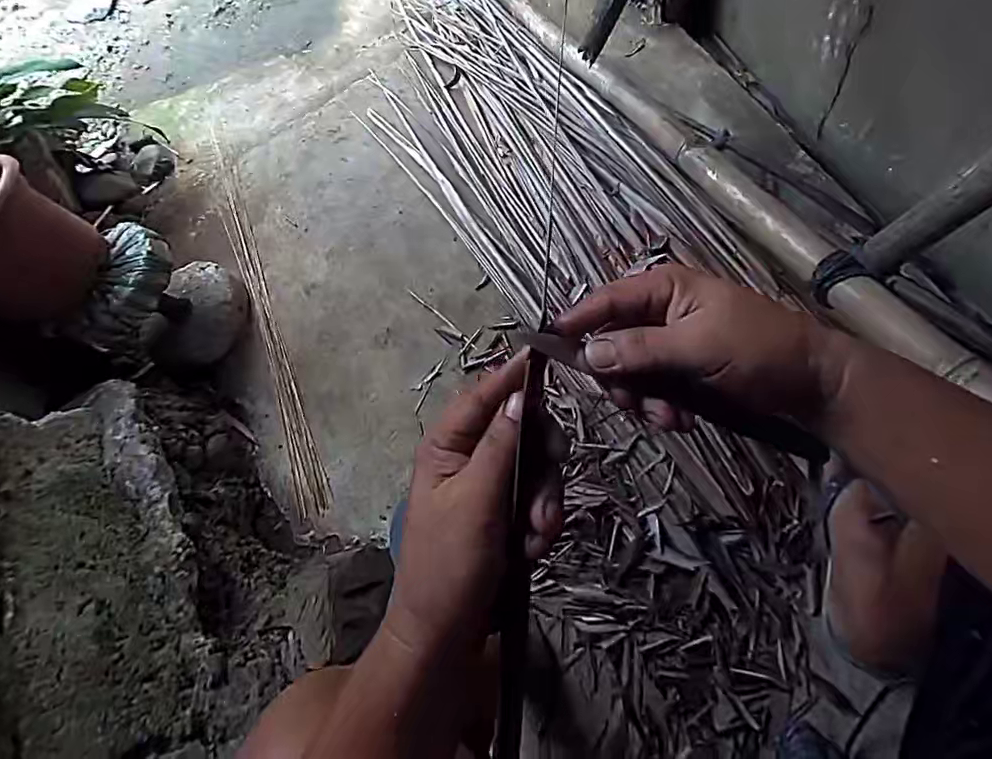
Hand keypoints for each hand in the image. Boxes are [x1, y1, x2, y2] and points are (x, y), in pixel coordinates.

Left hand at [384, 353, 566, 658]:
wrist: (445, 636)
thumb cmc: (448, 566)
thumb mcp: (475, 501)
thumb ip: (501, 445)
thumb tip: (519, 395)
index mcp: (446, 445)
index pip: (481, 396)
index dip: (511, 375)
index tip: (542, 355)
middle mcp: (469, 456)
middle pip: (521, 428)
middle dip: (541, 463)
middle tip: (546, 493)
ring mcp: (490, 484)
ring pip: (536, 465)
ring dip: (544, 501)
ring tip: (536, 537)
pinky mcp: (507, 509)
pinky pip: (539, 496)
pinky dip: (542, 521)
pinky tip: (533, 548)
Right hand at [553, 264, 848, 430]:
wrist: (812, 382)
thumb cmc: (758, 347)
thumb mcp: (698, 345)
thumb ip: (641, 349)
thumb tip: (587, 353)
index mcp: (663, 287)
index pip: (605, 299)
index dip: (576, 321)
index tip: (546, 346)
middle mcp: (659, 311)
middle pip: (611, 341)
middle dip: (619, 377)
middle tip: (630, 402)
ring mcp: (670, 342)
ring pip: (628, 370)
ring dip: (642, 398)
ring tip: (670, 418)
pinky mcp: (680, 370)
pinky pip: (651, 388)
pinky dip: (659, 407)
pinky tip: (682, 420)